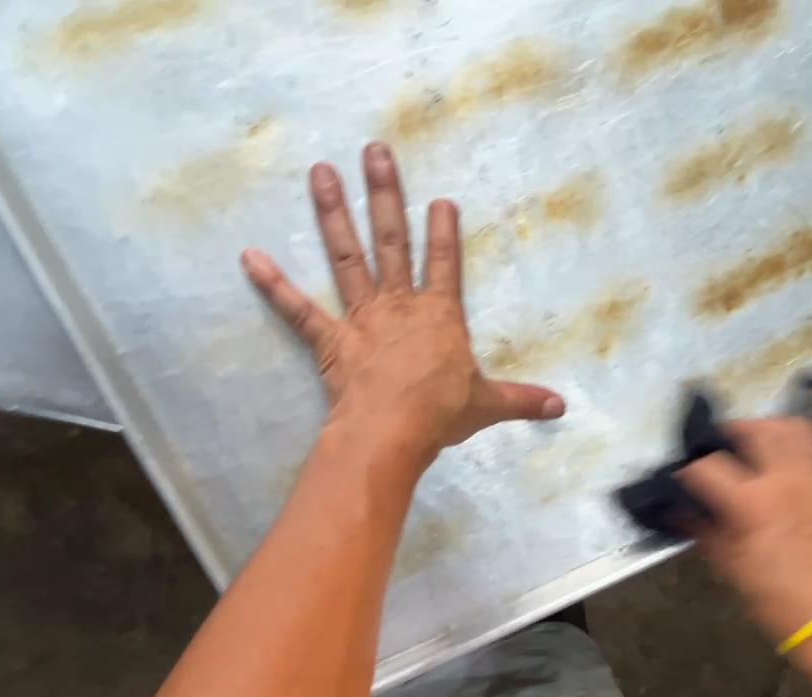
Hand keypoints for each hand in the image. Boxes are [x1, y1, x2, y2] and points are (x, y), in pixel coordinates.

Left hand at [241, 143, 565, 467]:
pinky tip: (249, 256)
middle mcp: (400, 305)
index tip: (441, 200)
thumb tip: (562, 407)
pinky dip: (273, 285)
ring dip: (334, 214)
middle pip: (392, 242)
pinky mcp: (330, 341)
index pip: (445, 265)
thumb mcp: (489, 405)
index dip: (444, 233)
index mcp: (439, 316)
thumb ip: (524, 401)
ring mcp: (362, 319)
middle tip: (375, 151)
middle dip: (386, 195)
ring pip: (347, 257)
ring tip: (321, 171)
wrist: (394, 431)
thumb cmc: (442, 413)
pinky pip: (298, 310)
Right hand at [678, 418, 811, 653]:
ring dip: (776, 429)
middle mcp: (786, 479)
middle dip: (734, 431)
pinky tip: (805, 463)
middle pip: (757, 429)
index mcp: (751, 500)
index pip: (707, 466)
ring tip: (764, 442)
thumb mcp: (727, 564)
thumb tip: (679, 511)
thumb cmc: (773, 596)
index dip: (688, 470)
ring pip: (799, 430)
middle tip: (723, 443)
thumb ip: (702, 529)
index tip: (682, 477)